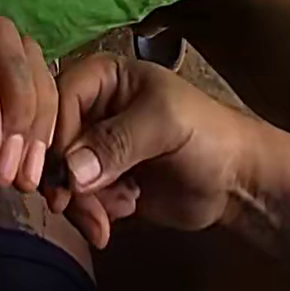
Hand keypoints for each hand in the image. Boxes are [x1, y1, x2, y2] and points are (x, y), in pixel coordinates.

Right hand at [44, 53, 256, 247]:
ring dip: (83, 203)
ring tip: (118, 214)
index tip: (64, 179)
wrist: (234, 180)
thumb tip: (72, 171)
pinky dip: (94, 213)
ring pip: (62, 175)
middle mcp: (92, 106)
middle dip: (68, 180)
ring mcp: (95, 145)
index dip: (56, 138)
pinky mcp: (102, 180)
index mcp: (103, 76)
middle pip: (54, 142)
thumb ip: (118, 141)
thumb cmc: (205, 133)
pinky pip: (78, 198)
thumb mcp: (164, 124)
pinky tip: (125, 211)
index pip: (59, 99)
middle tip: (88, 211)